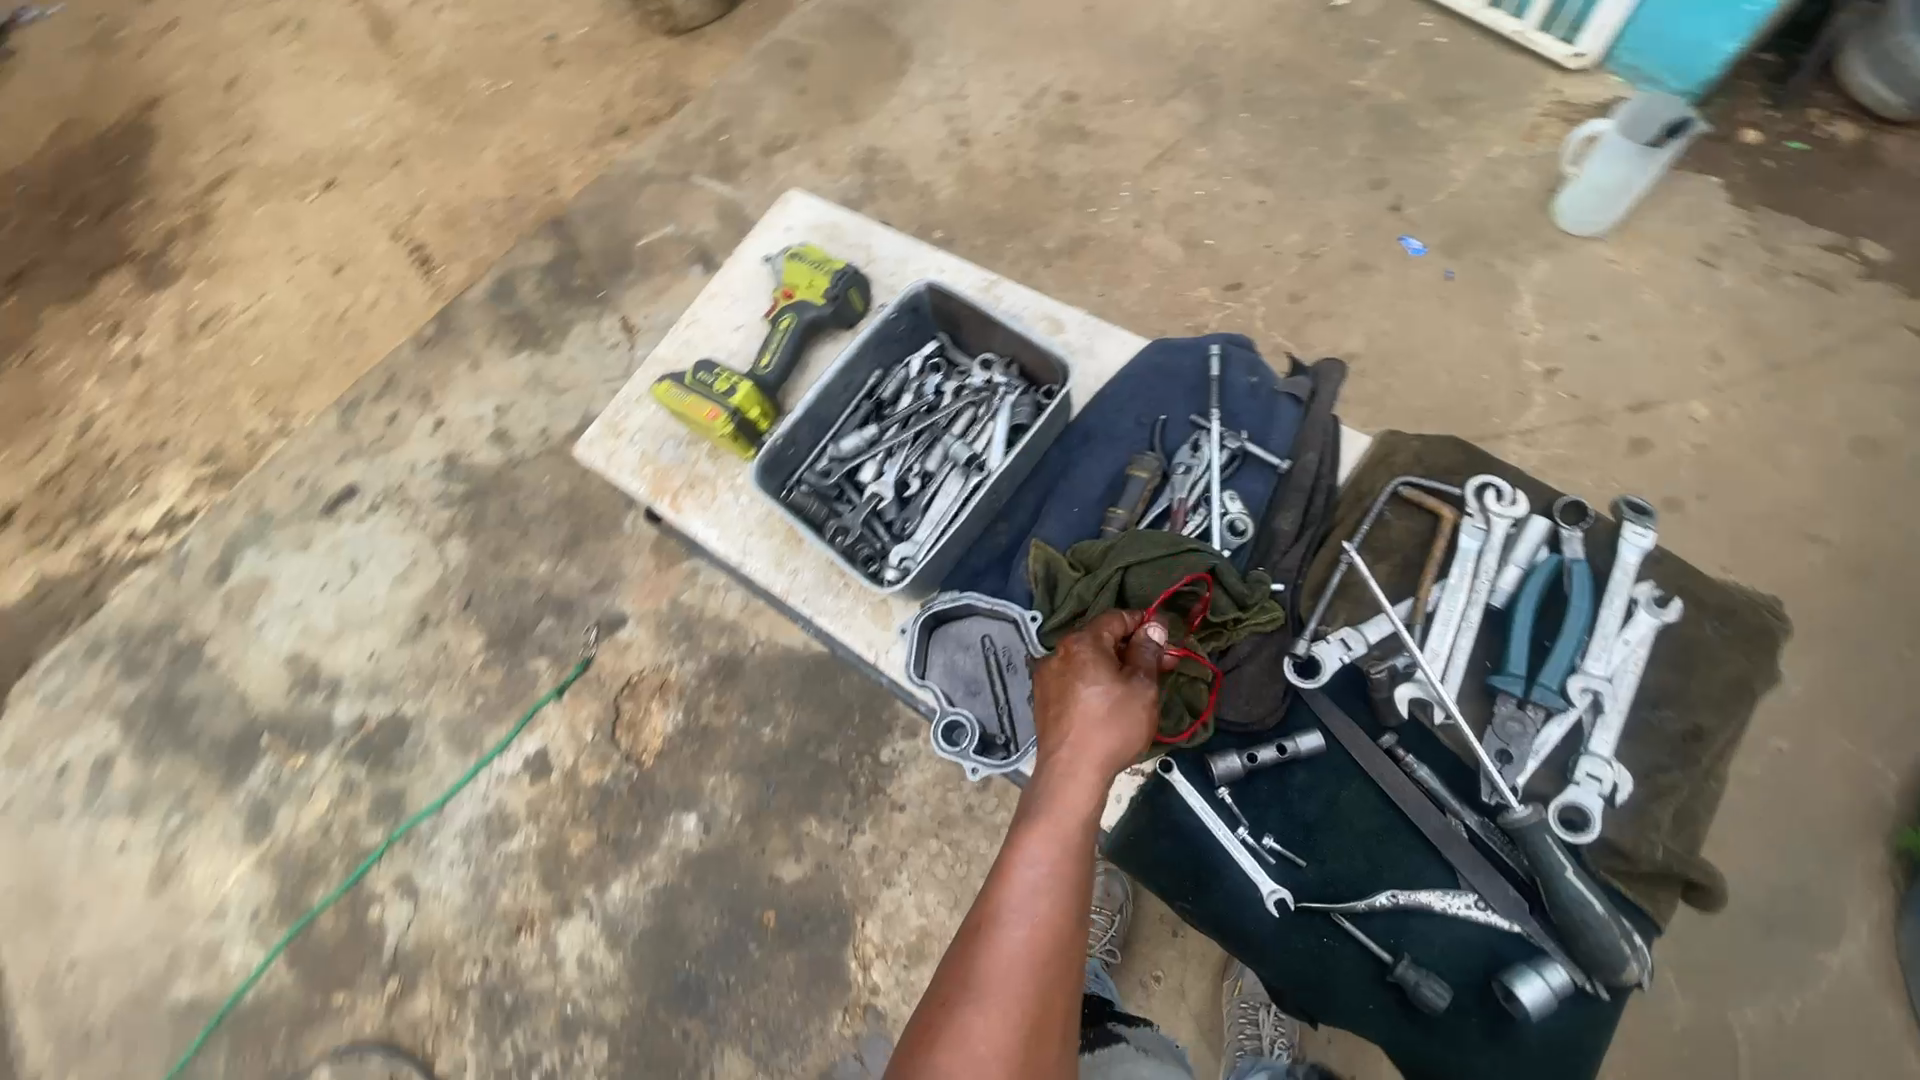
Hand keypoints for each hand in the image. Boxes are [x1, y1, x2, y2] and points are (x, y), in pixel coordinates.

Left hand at [1029, 610, 1176, 791]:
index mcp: (1082, 642)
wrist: (1071, 771)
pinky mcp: (1043, 699)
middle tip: (1160, 663)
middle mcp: (1058, 652)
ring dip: (1112, 666)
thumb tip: (1153, 626)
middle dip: (1131, 648)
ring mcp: (1047, 676)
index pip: (1115, 617)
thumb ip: (1147, 652)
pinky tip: (1109, 699)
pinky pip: (1074, 679)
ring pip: (1086, 661)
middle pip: (1099, 639)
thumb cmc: (1112, 725)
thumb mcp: (1141, 686)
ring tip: (1137, 684)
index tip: (1163, 634)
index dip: (1142, 622)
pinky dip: (1094, 681)